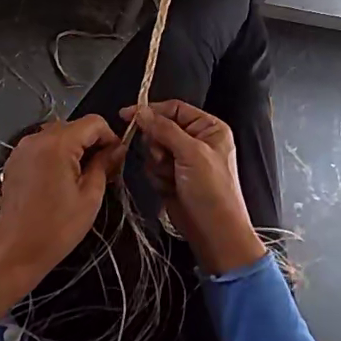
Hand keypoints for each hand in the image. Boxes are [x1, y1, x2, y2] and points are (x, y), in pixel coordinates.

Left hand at [0, 116, 123, 284]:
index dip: (110, 137)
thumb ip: (104, 164)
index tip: (116, 159)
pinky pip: (43, 145)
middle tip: (103, 169)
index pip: (94, 122)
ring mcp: (22, 148)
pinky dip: (57, 153)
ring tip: (81, 175)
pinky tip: (60, 178)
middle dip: (92, 142)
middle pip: (75, 126)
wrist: (15, 252)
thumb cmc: (57, 227)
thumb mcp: (90, 196)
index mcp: (57, 144)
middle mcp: (36, 138)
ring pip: (59, 134)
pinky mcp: (14, 160)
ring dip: (75, 148)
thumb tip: (117, 149)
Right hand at [123, 101, 265, 273]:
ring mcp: (184, 160)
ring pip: (153, 150)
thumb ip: (164, 130)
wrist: (213, 231)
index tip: (127, 115)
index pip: (175, 109)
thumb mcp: (191, 153)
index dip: (152, 111)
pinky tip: (170, 188)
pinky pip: (153, 168)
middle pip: (160, 129)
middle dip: (158, 145)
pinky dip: (158, 178)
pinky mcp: (173, 177)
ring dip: (158, 165)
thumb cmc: (211, 190)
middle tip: (165, 158)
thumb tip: (141, 111)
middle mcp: (196, 140)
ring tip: (172, 178)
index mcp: (209, 128)